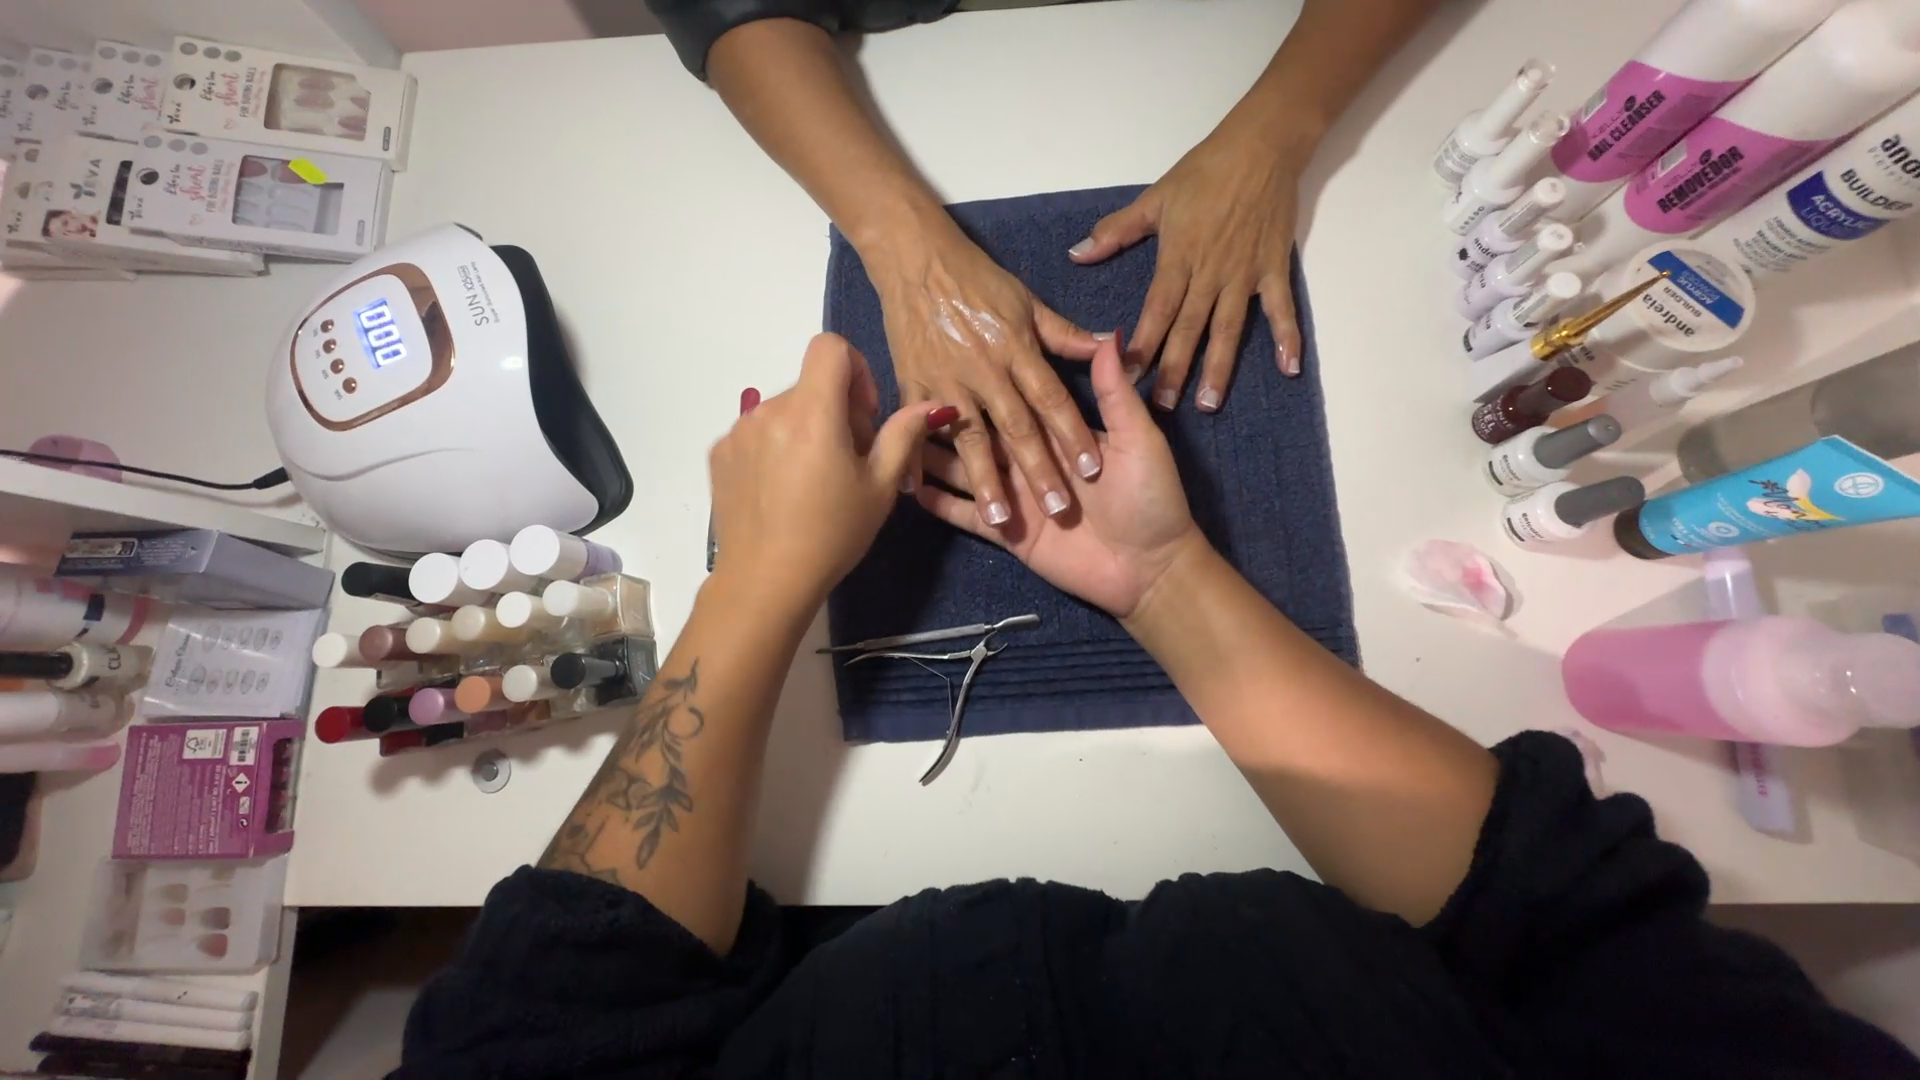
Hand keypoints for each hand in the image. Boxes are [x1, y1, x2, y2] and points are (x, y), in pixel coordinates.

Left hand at [709, 333, 952, 611]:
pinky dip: (777, 447)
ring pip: (784, 409)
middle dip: (837, 410)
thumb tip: (931, 405)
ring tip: (815, 481)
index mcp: (812, 412)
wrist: (765, 580)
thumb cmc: (833, 535)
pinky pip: (757, 431)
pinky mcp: (719, 452)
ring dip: (807, 429)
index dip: (856, 370)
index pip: (830, 347)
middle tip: (850, 462)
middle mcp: (769, 409)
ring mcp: (738, 430)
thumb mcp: (880, 487)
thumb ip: (903, 435)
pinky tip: (783, 490)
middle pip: (811, 384)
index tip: (864, 416)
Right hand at [869, 223, 1105, 532]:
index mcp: (1020, 354)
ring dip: (985, 482)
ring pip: (972, 446)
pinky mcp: (916, 394)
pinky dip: (917, 469)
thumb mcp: (1030, 301)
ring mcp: (951, 392)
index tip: (1093, 467)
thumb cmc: (977, 279)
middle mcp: (989, 379)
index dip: (1074, 432)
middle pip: (1018, 431)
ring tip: (998, 515)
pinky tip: (916, 495)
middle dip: (1039, 470)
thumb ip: (1066, 333)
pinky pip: (918, 439)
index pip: (1053, 400)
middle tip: (1057, 510)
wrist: (911, 254)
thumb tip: (1111, 343)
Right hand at [913, 335, 1207, 619]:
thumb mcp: (1139, 439)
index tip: (951, 350)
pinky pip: (964, 514)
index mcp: (1055, 432)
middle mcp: (1027, 459)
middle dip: (947, 417)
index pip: (1014, 401)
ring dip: (934, 456)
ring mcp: (1014, 495)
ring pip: (965, 470)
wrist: (1150, 567)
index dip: (985, 382)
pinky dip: (938, 502)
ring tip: (895, 437)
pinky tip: (907, 488)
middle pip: (980, 433)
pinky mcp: (1006, 533)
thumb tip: (1108, 338)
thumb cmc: (1152, 497)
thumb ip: (1115, 393)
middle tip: (908, 390)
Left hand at [1069, 121, 1311, 411]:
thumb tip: (1077, 254)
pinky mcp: (1273, 269)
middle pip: (1189, 330)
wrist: (1262, 145)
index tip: (1128, 377)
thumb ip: (1116, 232)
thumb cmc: (1204, 172)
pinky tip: (1289, 369)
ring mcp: (1244, 275)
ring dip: (1220, 367)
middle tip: (1163, 407)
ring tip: (1210, 403)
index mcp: (1178, 259)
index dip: (1142, 344)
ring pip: (1229, 329)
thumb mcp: (1155, 198)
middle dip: (1174, 370)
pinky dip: (1287, 337)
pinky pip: (1281, 308)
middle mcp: (1210, 275)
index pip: (1157, 310)